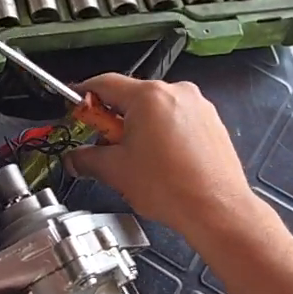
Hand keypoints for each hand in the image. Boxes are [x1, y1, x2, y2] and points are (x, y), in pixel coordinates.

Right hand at [65, 74, 275, 242]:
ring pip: (154, 109)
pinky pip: (176, 119)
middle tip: (102, 145)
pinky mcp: (211, 122)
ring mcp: (198, 106)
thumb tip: (76, 158)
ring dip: (138, 127)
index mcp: (148, 97)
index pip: (104, 83)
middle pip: (131, 96)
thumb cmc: (172, 188)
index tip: (75, 107)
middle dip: (112, 119)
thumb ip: (87, 159)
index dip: (83, 95)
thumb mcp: (115, 171)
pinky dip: (161, 134)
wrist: (217, 209)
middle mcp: (176, 93)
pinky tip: (158, 161)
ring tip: (134, 160)